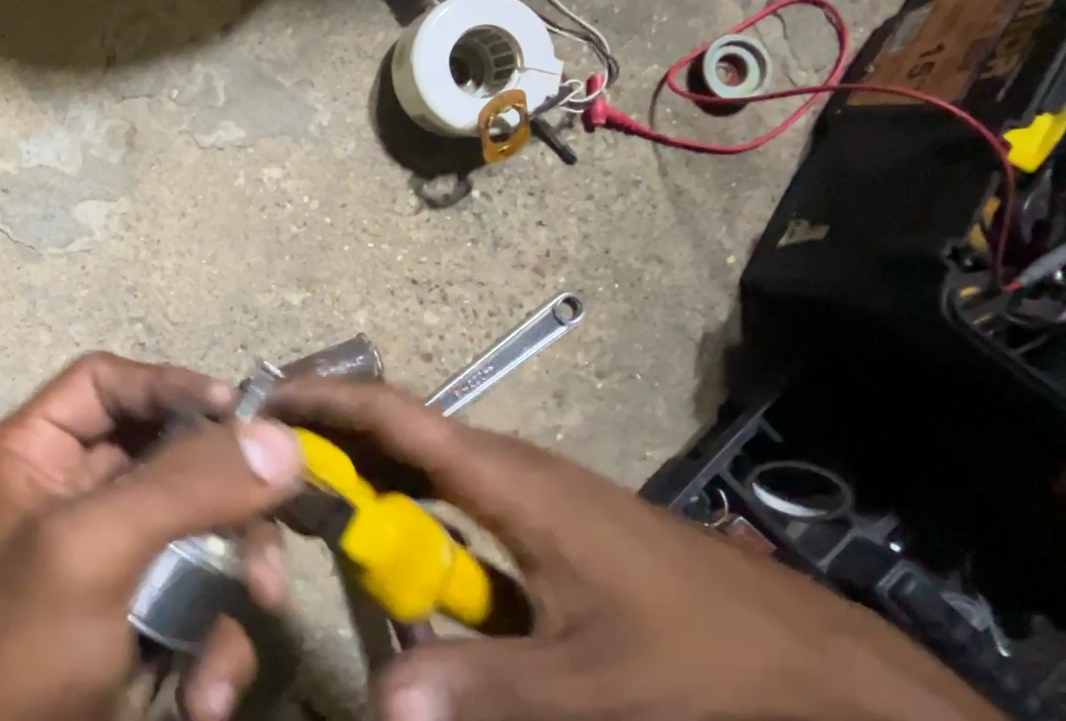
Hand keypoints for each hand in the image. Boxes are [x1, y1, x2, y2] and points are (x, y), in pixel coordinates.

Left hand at [0, 353, 307, 720]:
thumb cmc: (19, 650)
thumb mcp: (92, 552)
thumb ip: (183, 486)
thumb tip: (281, 438)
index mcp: (31, 455)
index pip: (104, 383)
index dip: (170, 385)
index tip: (240, 413)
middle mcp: (67, 495)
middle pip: (166, 455)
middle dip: (223, 496)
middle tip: (269, 527)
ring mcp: (102, 561)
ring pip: (193, 529)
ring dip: (232, 573)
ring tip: (258, 610)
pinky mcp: (131, 621)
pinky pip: (192, 601)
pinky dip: (211, 643)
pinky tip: (202, 696)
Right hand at [271, 379, 1004, 720]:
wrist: (825, 666)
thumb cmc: (706, 659)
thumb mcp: (592, 685)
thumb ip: (479, 687)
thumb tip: (376, 704)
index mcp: (509, 481)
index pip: (397, 417)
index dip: (327, 400)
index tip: (266, 400)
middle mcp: (510, 468)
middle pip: (401, 431)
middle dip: (333, 436)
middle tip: (269, 461)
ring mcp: (532, 493)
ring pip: (427, 465)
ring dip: (369, 474)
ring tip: (312, 499)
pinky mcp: (549, 522)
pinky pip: (457, 501)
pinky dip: (412, 510)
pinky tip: (398, 550)